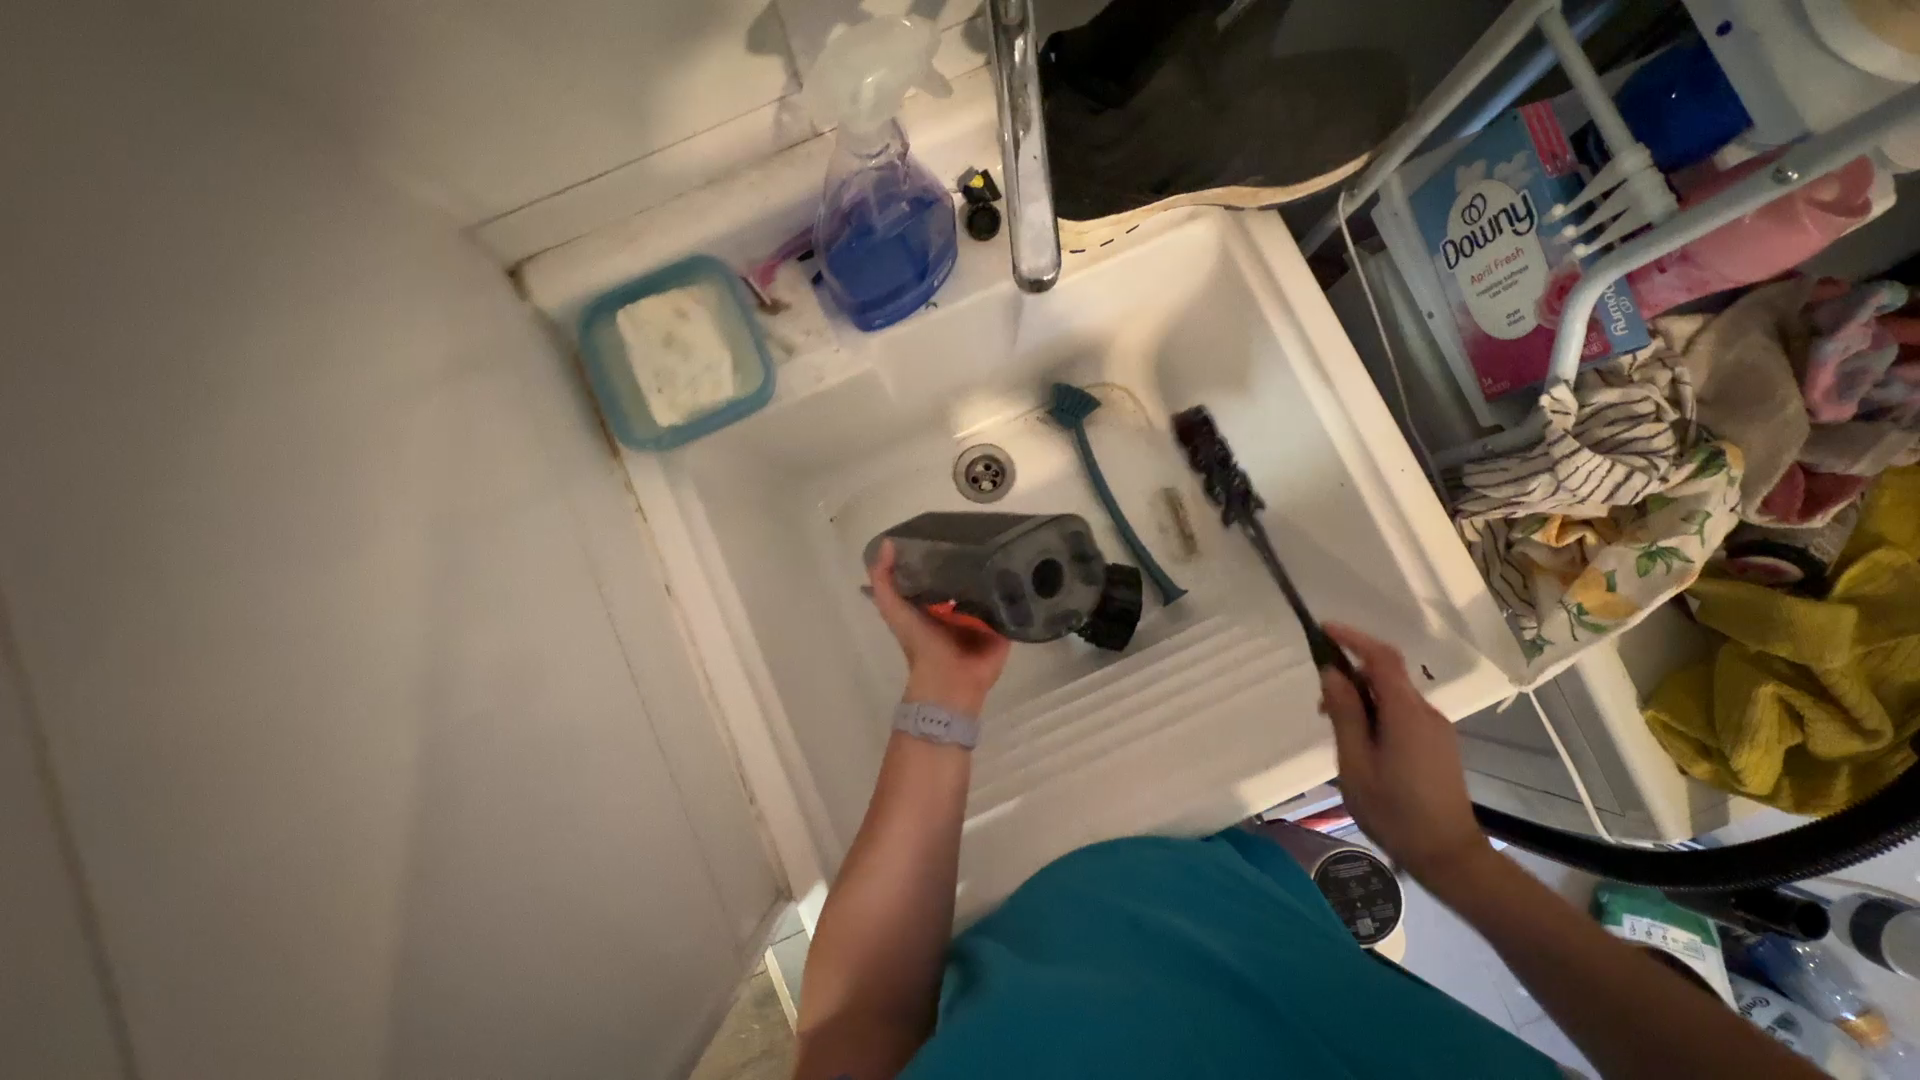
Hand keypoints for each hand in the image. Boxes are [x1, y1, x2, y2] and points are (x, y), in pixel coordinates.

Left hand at [867, 541, 1010, 715]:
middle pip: (969, 577)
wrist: (949, 679)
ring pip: (993, 587)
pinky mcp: (1004, 626)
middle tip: (987, 530)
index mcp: (935, 603)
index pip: (940, 571)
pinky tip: (1026, 567)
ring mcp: (984, 617)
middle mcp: (960, 607)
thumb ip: (883, 580)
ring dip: (999, 571)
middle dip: (976, 559)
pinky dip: (1017, 590)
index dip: (943, 551)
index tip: (954, 526)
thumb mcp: (893, 609)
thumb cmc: (921, 643)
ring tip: (1009, 542)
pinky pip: (1013, 604)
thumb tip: (886, 542)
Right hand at [1318, 623, 1491, 892]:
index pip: (1382, 658)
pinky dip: (1377, 713)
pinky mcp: (1438, 745)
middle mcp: (1426, 713)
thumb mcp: (1355, 764)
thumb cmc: (1394, 812)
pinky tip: (1360, 742)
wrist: (1448, 854)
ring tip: (1334, 727)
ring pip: (1393, 696)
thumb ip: (1345, 715)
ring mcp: (1436, 729)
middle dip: (1350, 675)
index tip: (1323, 630)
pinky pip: (1403, 714)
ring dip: (1362, 698)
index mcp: (1406, 714)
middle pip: (1386, 676)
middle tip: (1318, 701)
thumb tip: (1332, 673)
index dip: (1353, 638)